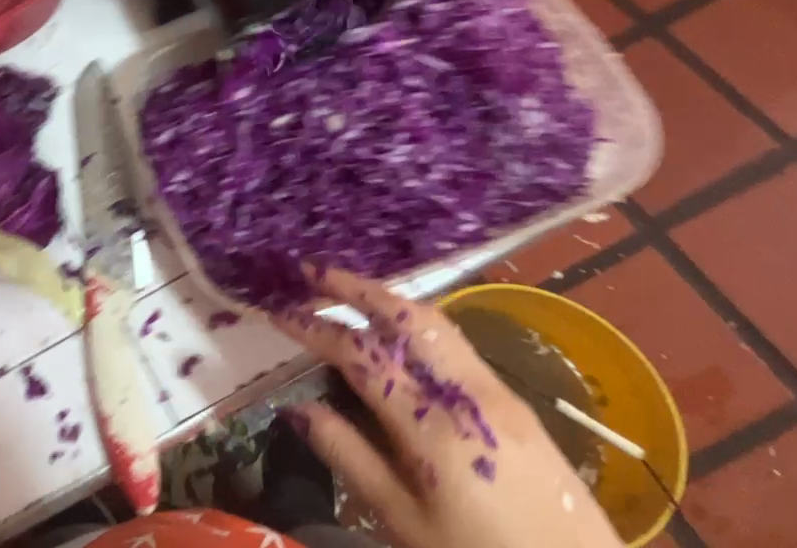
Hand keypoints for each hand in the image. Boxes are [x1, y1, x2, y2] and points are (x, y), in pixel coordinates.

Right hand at [276, 269, 623, 547]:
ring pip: (437, 325)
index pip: (363, 355)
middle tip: (312, 273)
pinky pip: (456, 346)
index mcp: (434, 429)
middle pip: (408, 319)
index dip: (315, 328)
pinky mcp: (517, 406)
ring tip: (347, 293)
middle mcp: (468, 396)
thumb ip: (350, 457)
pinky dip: (416, 326)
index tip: (279, 312)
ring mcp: (500, 395)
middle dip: (356, 288)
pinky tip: (397, 337)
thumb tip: (298, 408)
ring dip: (388, 301)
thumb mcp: (405, 522)